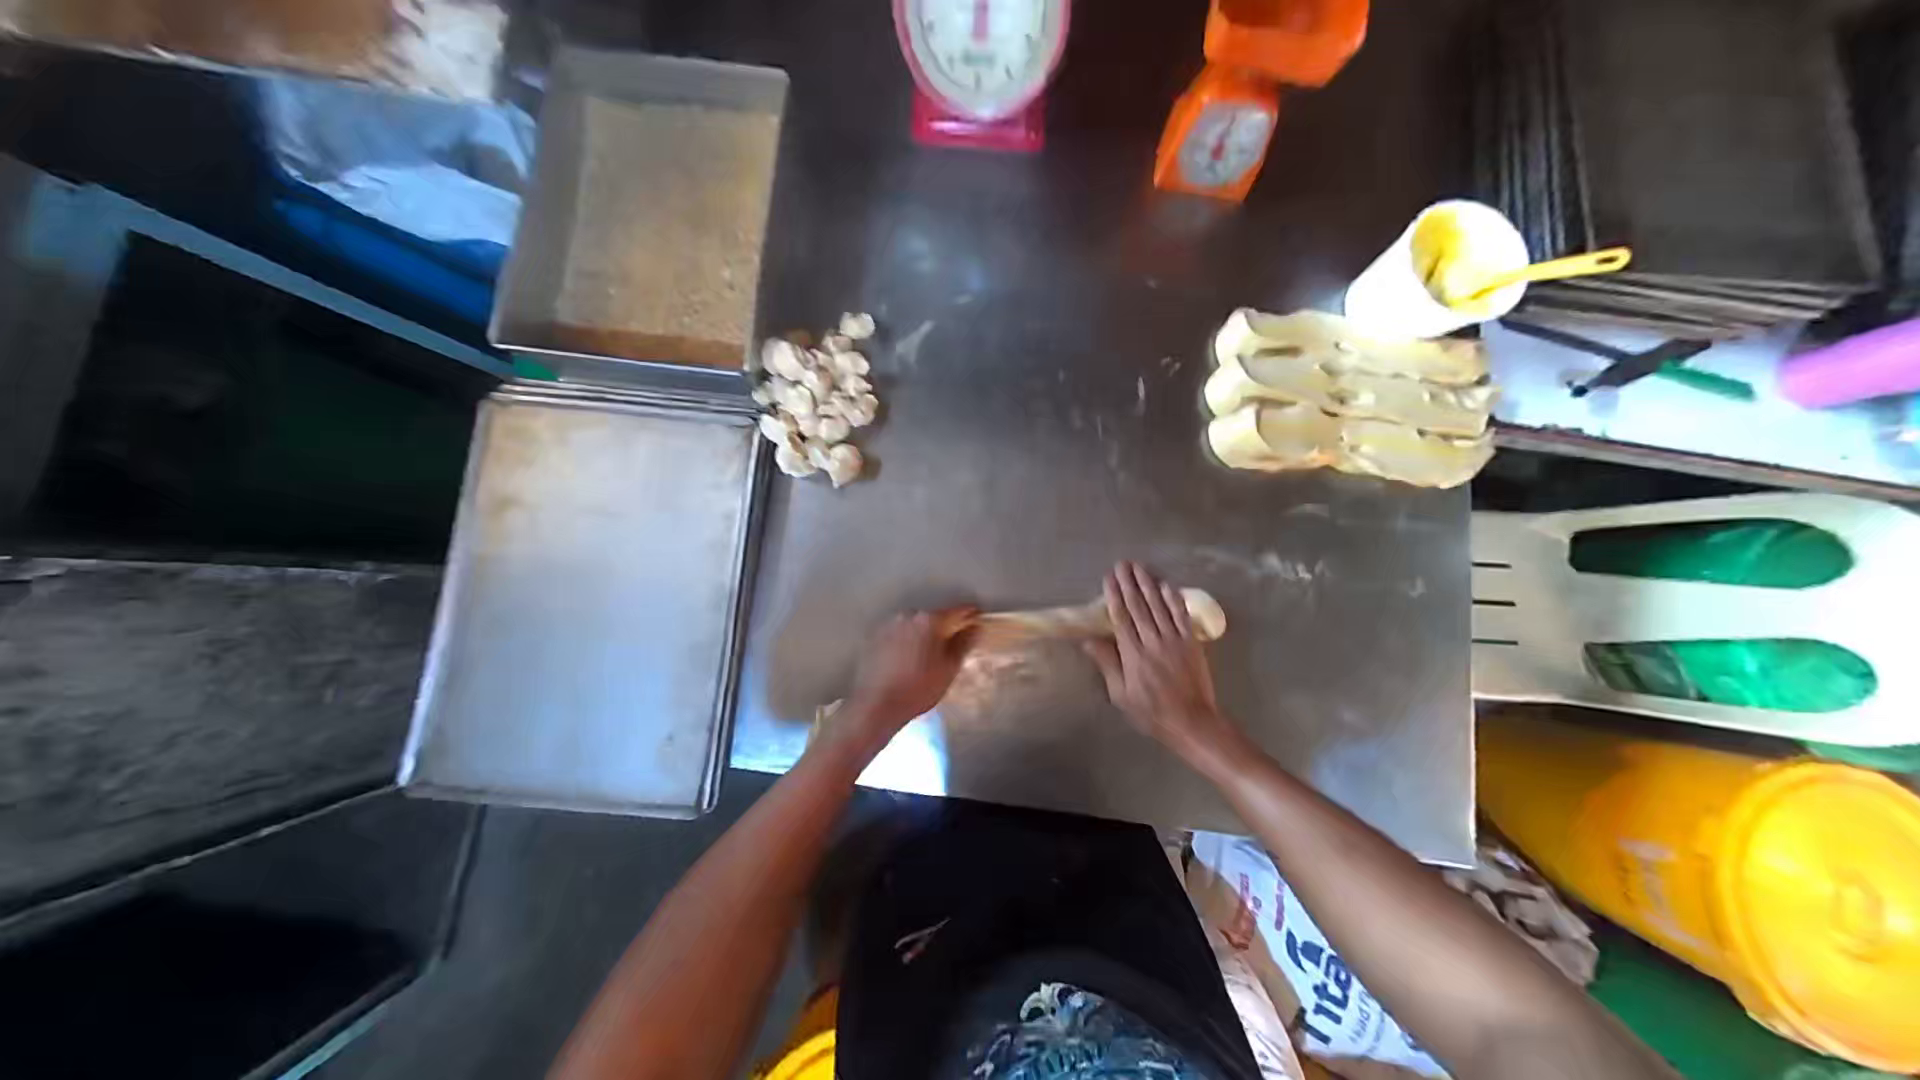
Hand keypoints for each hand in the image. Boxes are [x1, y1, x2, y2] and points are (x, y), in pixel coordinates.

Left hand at [834, 607, 977, 751]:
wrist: (876, 705)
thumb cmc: (918, 689)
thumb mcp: (948, 669)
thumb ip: (963, 644)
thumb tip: (974, 627)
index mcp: (929, 620)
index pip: (957, 610)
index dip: (971, 614)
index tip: (979, 618)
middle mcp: (908, 615)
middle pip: (934, 616)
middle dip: (946, 626)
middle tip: (954, 642)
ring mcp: (889, 624)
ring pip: (915, 624)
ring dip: (925, 633)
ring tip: (930, 654)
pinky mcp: (875, 636)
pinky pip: (899, 633)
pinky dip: (908, 640)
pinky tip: (910, 659)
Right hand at [1084, 562, 1237, 762]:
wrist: (1192, 721)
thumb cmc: (1151, 712)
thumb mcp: (1121, 695)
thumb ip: (1108, 665)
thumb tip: (1089, 641)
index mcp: (1133, 654)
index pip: (1121, 617)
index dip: (1114, 595)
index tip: (1108, 578)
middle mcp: (1153, 641)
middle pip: (1138, 606)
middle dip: (1129, 583)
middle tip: (1121, 564)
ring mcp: (1174, 640)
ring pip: (1158, 606)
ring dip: (1148, 584)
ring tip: (1139, 568)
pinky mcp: (1190, 642)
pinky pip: (1181, 615)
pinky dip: (1173, 599)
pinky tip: (1166, 585)